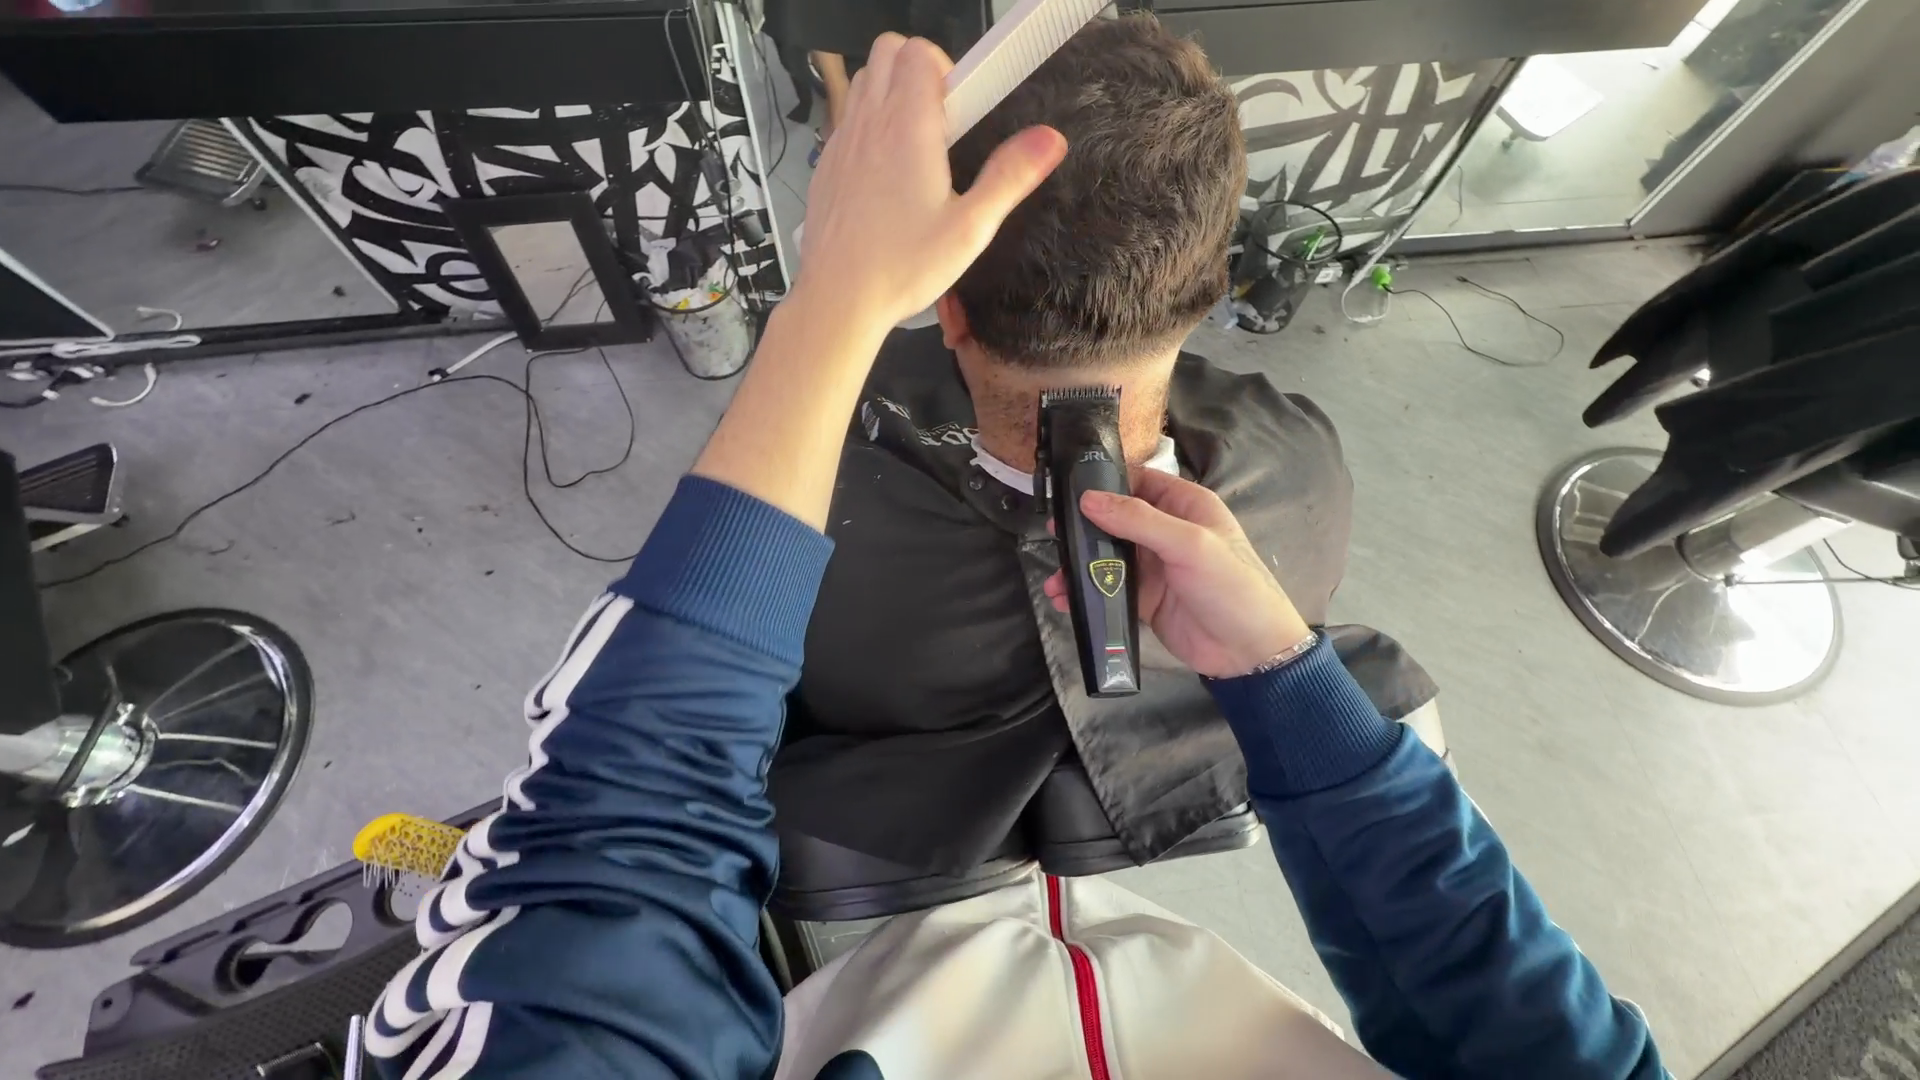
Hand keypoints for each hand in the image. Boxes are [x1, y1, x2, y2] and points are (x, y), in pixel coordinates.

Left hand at [795, 33, 1066, 331]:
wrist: (838, 299)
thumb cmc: (902, 268)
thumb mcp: (969, 229)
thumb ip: (1009, 177)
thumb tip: (1050, 139)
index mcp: (907, 127)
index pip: (920, 51)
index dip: (946, 69)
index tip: (961, 111)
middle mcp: (869, 123)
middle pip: (887, 52)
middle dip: (917, 70)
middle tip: (940, 121)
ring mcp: (841, 142)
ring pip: (862, 81)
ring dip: (890, 93)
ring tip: (913, 144)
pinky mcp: (826, 166)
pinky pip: (846, 121)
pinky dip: (867, 126)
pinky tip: (884, 175)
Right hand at [1043, 470, 1312, 677]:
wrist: (1250, 651)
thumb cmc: (1230, 586)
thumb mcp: (1188, 545)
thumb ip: (1138, 520)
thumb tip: (1088, 499)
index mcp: (1185, 506)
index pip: (1139, 482)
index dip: (1106, 483)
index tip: (1069, 492)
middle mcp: (1167, 531)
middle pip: (1116, 520)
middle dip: (1083, 529)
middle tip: (1054, 535)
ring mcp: (1155, 567)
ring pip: (1108, 557)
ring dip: (1080, 566)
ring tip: (1055, 581)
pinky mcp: (1145, 599)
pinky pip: (1109, 589)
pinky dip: (1087, 593)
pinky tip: (1066, 600)